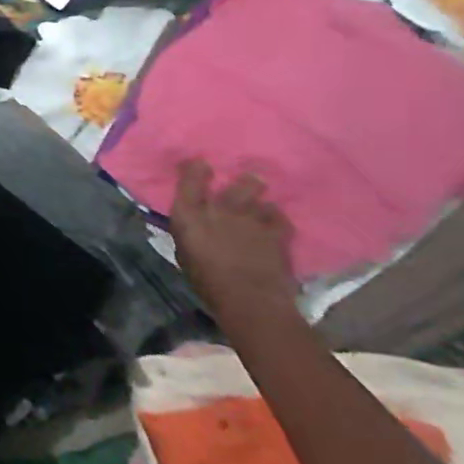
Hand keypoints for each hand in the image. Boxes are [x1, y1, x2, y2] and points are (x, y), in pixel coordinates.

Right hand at [171, 160, 298, 323]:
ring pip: (262, 199)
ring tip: (262, 205)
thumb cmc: (206, 281)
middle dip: (244, 181)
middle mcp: (221, 210)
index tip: (200, 163)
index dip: (196, 168)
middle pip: (237, 184)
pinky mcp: (277, 234)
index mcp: (190, 215)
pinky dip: (276, 218)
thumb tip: (192, 224)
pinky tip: (275, 223)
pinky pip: (279, 218)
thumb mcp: (184, 253)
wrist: (249, 299)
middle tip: (247, 180)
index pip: (191, 180)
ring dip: (261, 201)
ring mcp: (252, 220)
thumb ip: (189, 233)